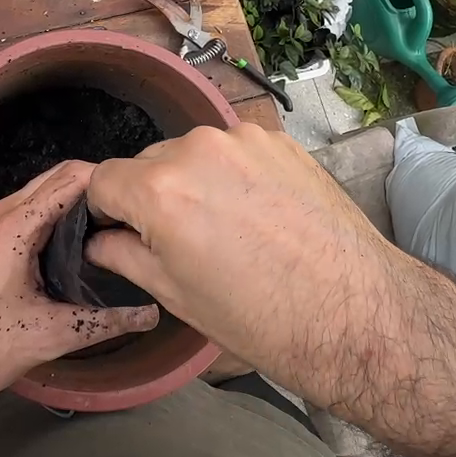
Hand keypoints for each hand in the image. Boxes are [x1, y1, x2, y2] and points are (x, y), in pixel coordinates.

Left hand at [0, 160, 159, 407]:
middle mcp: (3, 212)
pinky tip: (74, 242)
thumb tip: (149, 315)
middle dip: (95, 186)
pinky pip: (27, 209)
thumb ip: (103, 321)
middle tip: (131, 211)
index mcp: (18, 224)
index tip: (138, 198)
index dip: (108, 181)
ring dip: (74, 199)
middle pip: (57, 176)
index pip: (72, 177)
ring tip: (111, 224)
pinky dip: (54, 213)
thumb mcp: (48, 335)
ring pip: (41, 192)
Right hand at [85, 124, 403, 407]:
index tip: (120, 231)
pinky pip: (233, 149)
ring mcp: (240, 138)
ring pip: (191, 152)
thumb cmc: (261, 318)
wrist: (358, 313)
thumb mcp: (176, 295)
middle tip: (180, 237)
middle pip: (146, 162)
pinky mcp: (276, 139)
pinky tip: (259, 210)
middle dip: (150, 194)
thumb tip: (98, 240)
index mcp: (160, 190)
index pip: (102, 179)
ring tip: (227, 224)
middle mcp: (194, 149)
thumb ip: (124, 255)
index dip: (104, 210)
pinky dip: (233, 172)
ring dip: (193, 179)